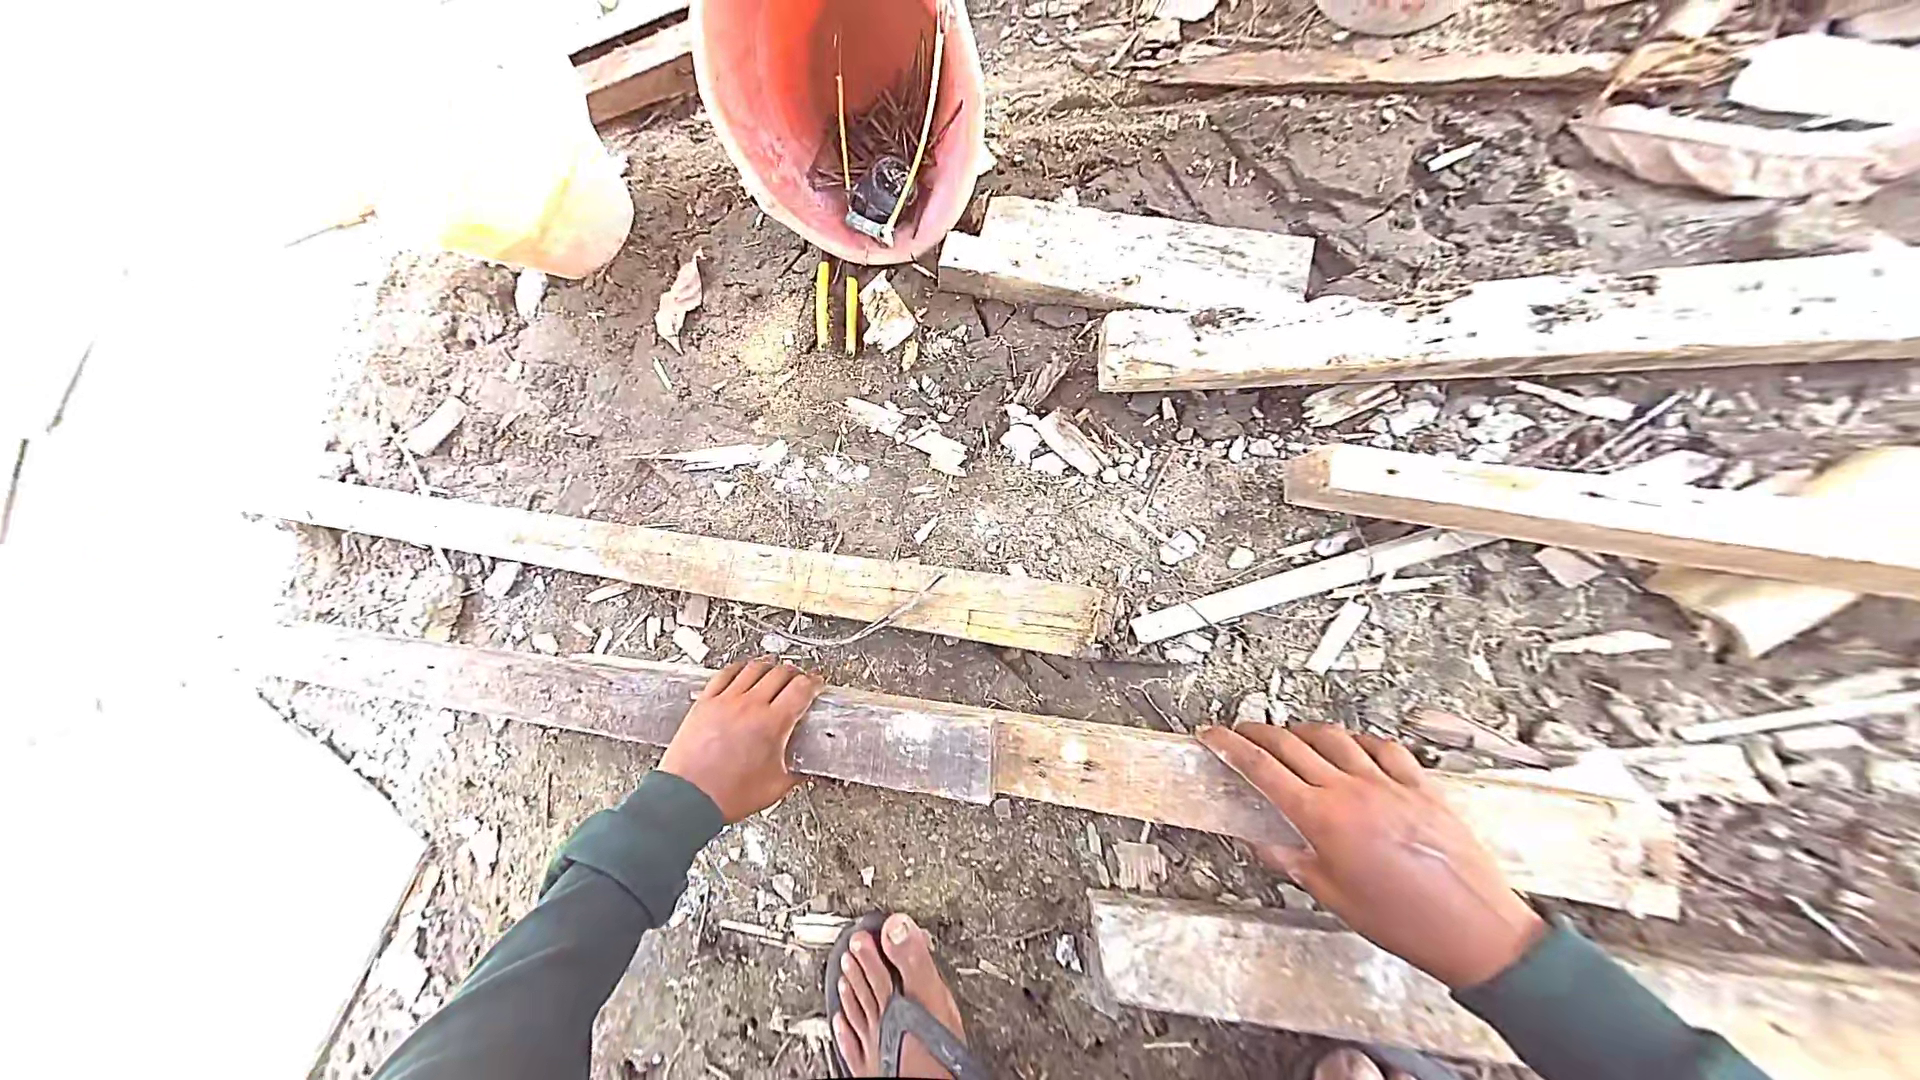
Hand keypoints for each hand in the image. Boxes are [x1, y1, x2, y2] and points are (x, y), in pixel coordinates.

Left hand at [659, 658, 823, 822]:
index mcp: (772, 724)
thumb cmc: (726, 796)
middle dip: (795, 674)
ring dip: (770, 667)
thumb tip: (808, 767)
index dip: (815, 683)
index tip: (817, 684)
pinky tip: (743, 671)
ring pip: (754, 668)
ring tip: (775, 671)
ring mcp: (726, 701)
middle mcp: (750, 706)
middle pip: (781, 673)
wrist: (686, 800)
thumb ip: (797, 772)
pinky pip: (726, 674)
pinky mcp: (706, 703)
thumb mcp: (775, 787)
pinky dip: (740, 668)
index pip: (802, 688)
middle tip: (799, 679)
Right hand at [1198, 721, 1546, 988]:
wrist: (1478, 934)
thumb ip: (1290, 860)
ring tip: (1291, 735)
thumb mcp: (1332, 895)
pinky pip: (1384, 748)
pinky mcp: (1420, 787)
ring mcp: (1387, 784)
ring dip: (1303, 731)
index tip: (1213, 735)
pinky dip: (1360, 740)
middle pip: (1289, 743)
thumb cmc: (1407, 922)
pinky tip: (1353, 746)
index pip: (1260, 766)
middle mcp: (1350, 791)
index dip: (1229, 745)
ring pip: (1332, 736)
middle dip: (1257, 731)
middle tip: (1243, 732)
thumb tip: (1262, 843)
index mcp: (1322, 817)